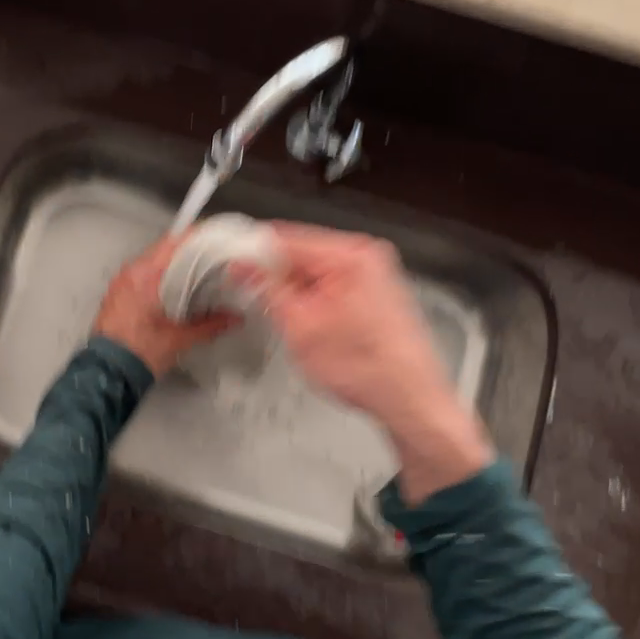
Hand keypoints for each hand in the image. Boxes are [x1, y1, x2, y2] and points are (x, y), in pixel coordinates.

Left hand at [93, 233, 236, 375]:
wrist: (109, 374)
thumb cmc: (139, 353)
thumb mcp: (180, 338)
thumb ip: (210, 325)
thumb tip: (234, 318)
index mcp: (145, 276)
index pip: (175, 242)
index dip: (198, 236)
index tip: (216, 237)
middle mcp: (131, 273)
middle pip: (165, 250)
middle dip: (190, 252)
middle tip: (213, 256)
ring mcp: (122, 283)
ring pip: (153, 262)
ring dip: (175, 264)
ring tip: (199, 272)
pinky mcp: (118, 295)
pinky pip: (143, 275)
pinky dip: (161, 277)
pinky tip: (177, 290)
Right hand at [250, 223, 493, 501]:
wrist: (410, 400)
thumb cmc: (368, 369)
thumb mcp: (301, 328)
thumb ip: (268, 290)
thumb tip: (244, 266)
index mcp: (350, 255)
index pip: (285, 237)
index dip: (252, 253)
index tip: (229, 267)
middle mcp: (366, 256)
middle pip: (301, 252)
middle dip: (273, 274)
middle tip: (251, 299)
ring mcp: (373, 274)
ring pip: (314, 271)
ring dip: (292, 290)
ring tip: (283, 320)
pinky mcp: (374, 293)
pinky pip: (330, 285)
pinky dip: (311, 299)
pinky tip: (305, 324)